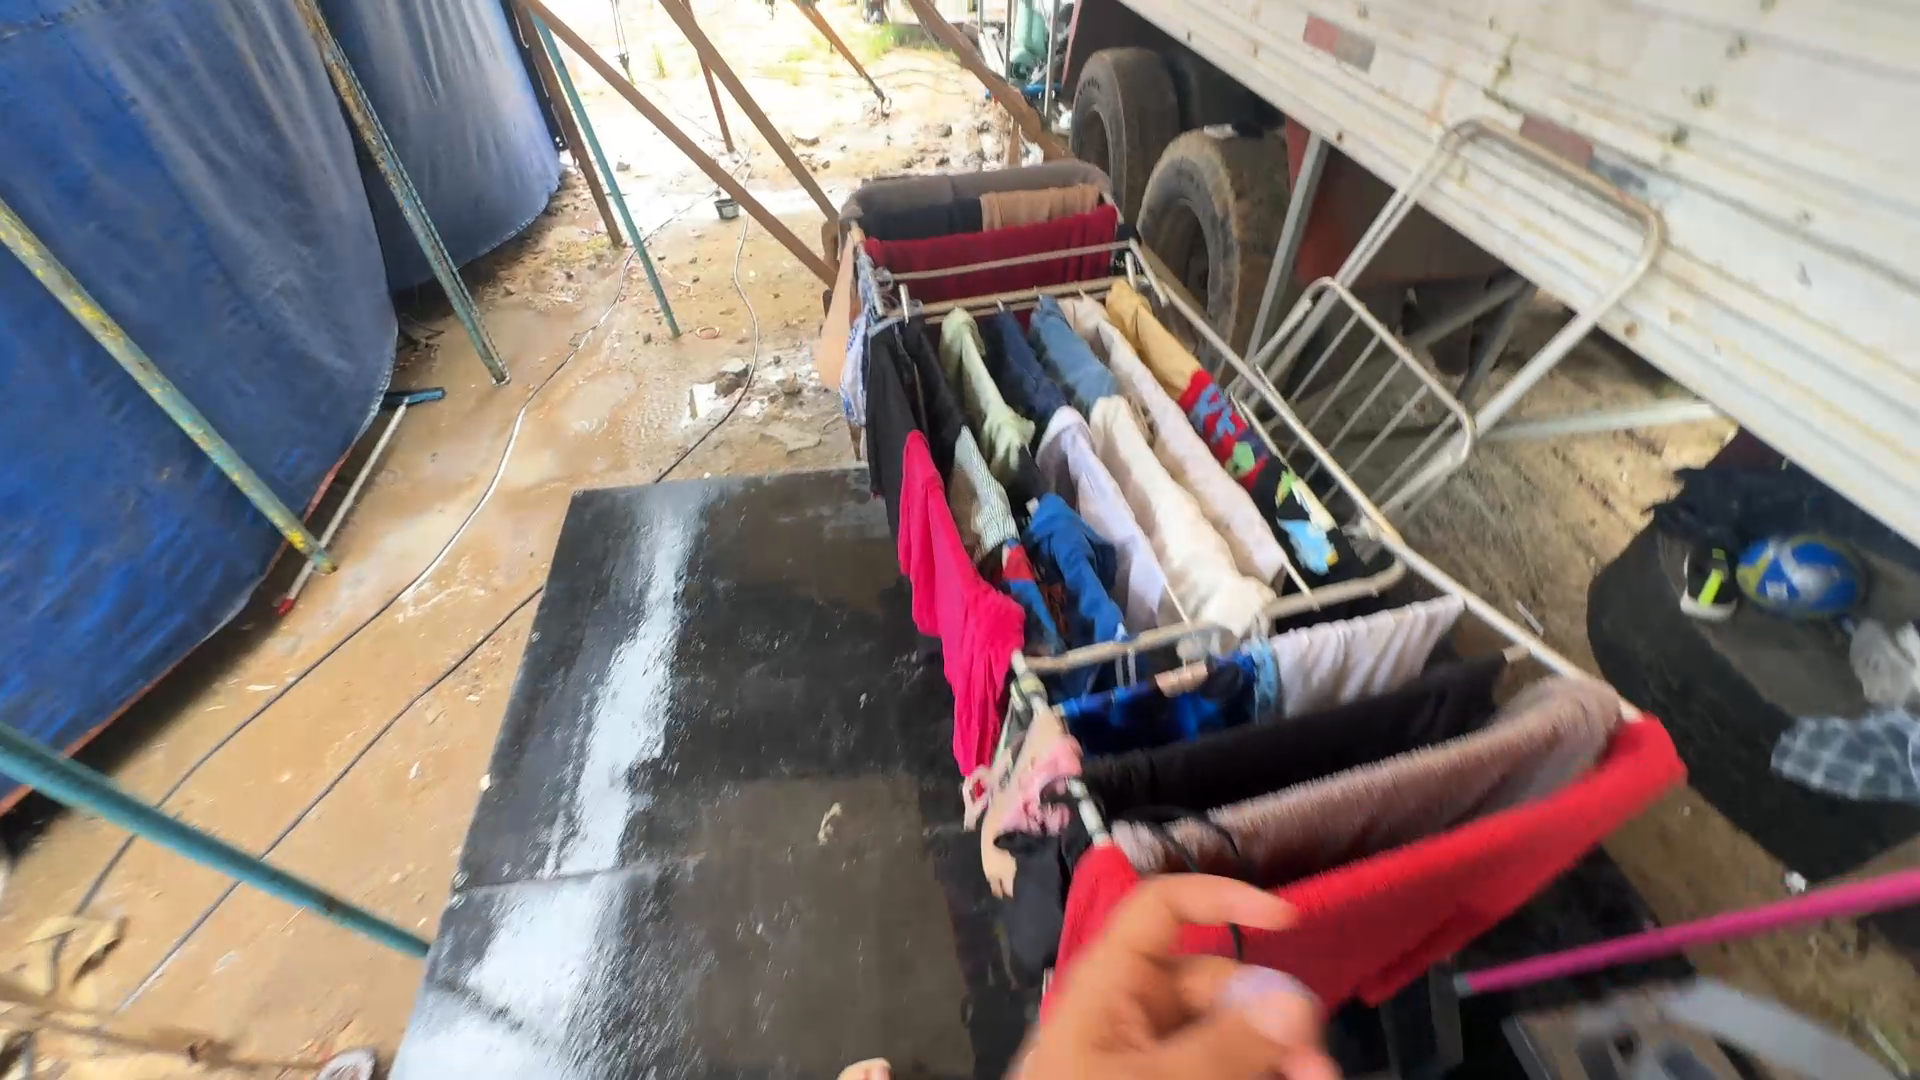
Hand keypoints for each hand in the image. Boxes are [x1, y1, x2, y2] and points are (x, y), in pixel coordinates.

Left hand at [1016, 875, 1338, 1079]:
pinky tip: (1287, 1079)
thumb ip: (1224, 1047)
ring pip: (1227, 1031)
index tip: (1286, 918)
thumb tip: (1297, 1000)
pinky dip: (1251, 1071)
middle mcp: (1136, 1000)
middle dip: (1268, 1014)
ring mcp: (1152, 1046)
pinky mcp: (1168, 1075)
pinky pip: (1220, 1064)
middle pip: (1214, 981)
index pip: (1163, 906)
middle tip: (1319, 1069)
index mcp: (1113, 976)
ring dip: (1272, 1054)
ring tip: (1314, 1079)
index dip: (1220, 897)